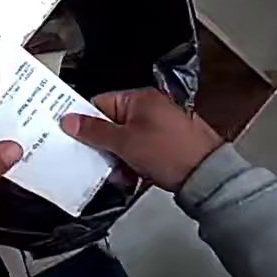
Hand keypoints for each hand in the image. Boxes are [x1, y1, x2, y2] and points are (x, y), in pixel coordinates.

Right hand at [61, 88, 220, 190]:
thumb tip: (69, 120)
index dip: (86, 121)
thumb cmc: (171, 153)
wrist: (207, 178)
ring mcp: (160, 127)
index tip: (75, 136)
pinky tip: (133, 176)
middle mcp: (150, 108)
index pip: (101, 103)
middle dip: (104, 146)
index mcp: (140, 98)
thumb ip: (94, 131)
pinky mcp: (166, 144)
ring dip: (118, 158)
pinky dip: (133, 163)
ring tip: (122, 173)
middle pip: (112, 123)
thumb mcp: (125, 142)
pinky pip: (139, 150)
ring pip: (125, 141)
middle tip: (100, 160)